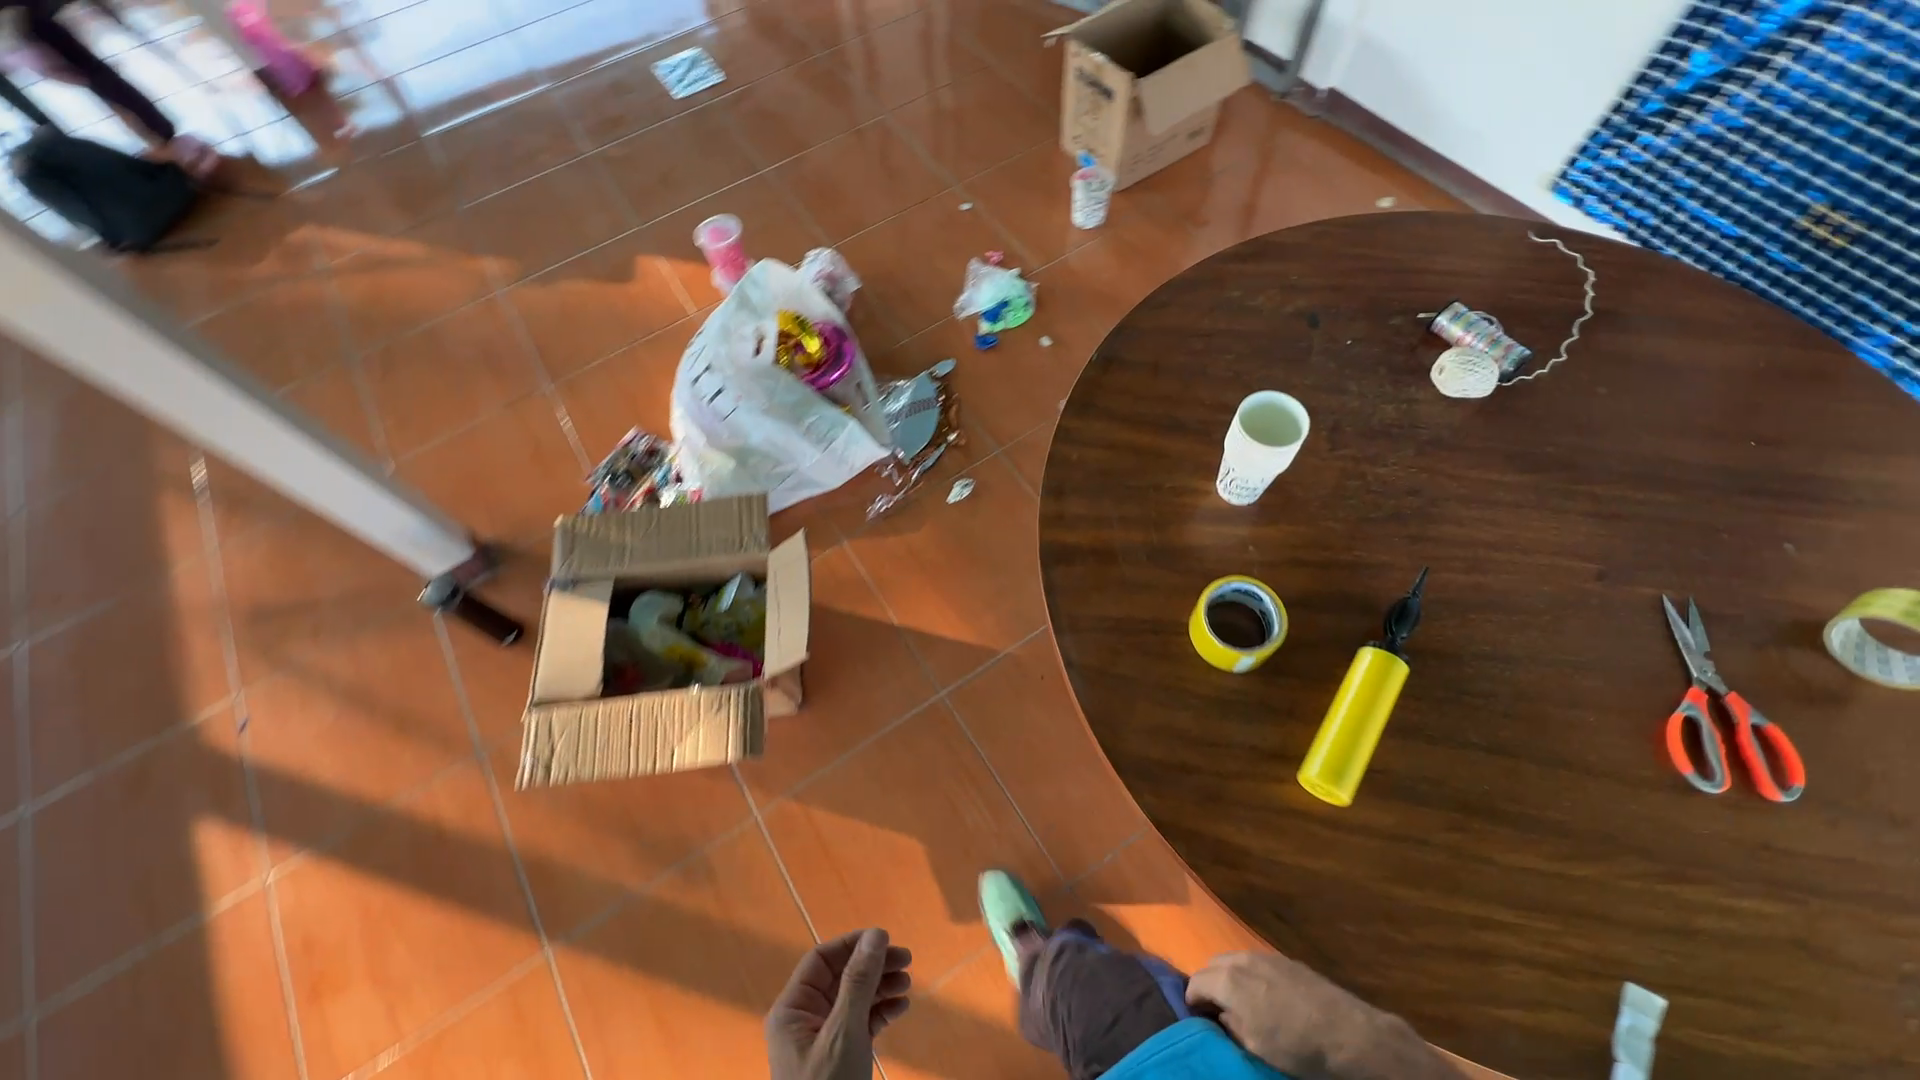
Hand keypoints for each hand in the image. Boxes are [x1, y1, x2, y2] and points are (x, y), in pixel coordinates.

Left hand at [767, 928, 912, 1079]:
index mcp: (792, 1009)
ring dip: (881, 988)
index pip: (821, 960)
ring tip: (907, 985)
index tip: (885, 939)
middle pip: (841, 977)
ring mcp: (822, 1039)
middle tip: (907, 961)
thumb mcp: (844, 1032)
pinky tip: (900, 1009)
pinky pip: (861, 1023)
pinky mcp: (840, 1056)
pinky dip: (881, 1013)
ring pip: (854, 999)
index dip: (853, 945)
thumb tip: (876, 934)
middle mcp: (805, 1019)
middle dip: (873, 966)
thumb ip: (859, 981)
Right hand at [1187, 953, 1455, 1079]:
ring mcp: (1266, 955)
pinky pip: (1255, 961)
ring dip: (1228, 977)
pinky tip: (1264, 995)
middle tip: (1216, 1011)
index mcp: (1228, 979)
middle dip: (1208, 984)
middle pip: (1211, 964)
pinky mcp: (1287, 959)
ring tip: (1239, 1002)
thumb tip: (1218, 1015)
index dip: (1192, 1002)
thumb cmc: (1296, 1046)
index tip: (1199, 1020)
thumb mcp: (1253, 1045)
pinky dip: (1248, 974)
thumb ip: (1228, 1024)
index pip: (1194, 982)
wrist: (1350, 1034)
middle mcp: (1242, 959)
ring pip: (1233, 959)